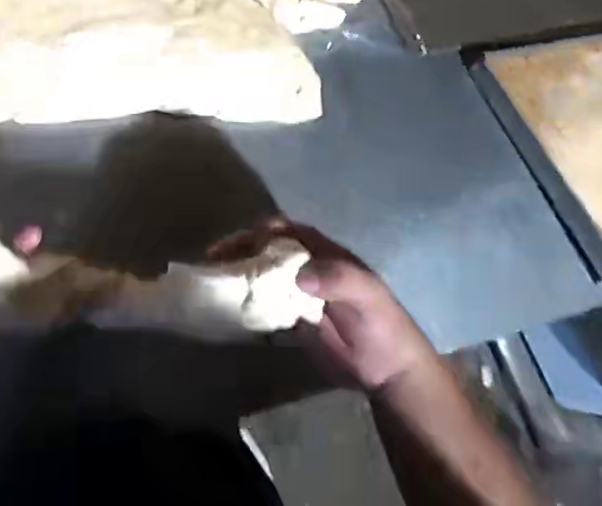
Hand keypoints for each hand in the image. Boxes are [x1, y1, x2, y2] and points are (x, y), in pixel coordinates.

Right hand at [211, 220, 437, 391]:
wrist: (389, 371)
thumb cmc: (381, 324)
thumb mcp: (366, 294)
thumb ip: (337, 278)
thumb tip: (299, 275)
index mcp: (323, 251)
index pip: (287, 231)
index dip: (263, 231)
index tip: (242, 242)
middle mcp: (306, 266)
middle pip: (267, 249)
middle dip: (241, 248)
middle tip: (215, 258)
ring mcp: (297, 292)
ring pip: (261, 273)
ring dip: (238, 271)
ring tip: (212, 276)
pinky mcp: (292, 319)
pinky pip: (264, 303)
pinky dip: (245, 299)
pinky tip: (227, 303)